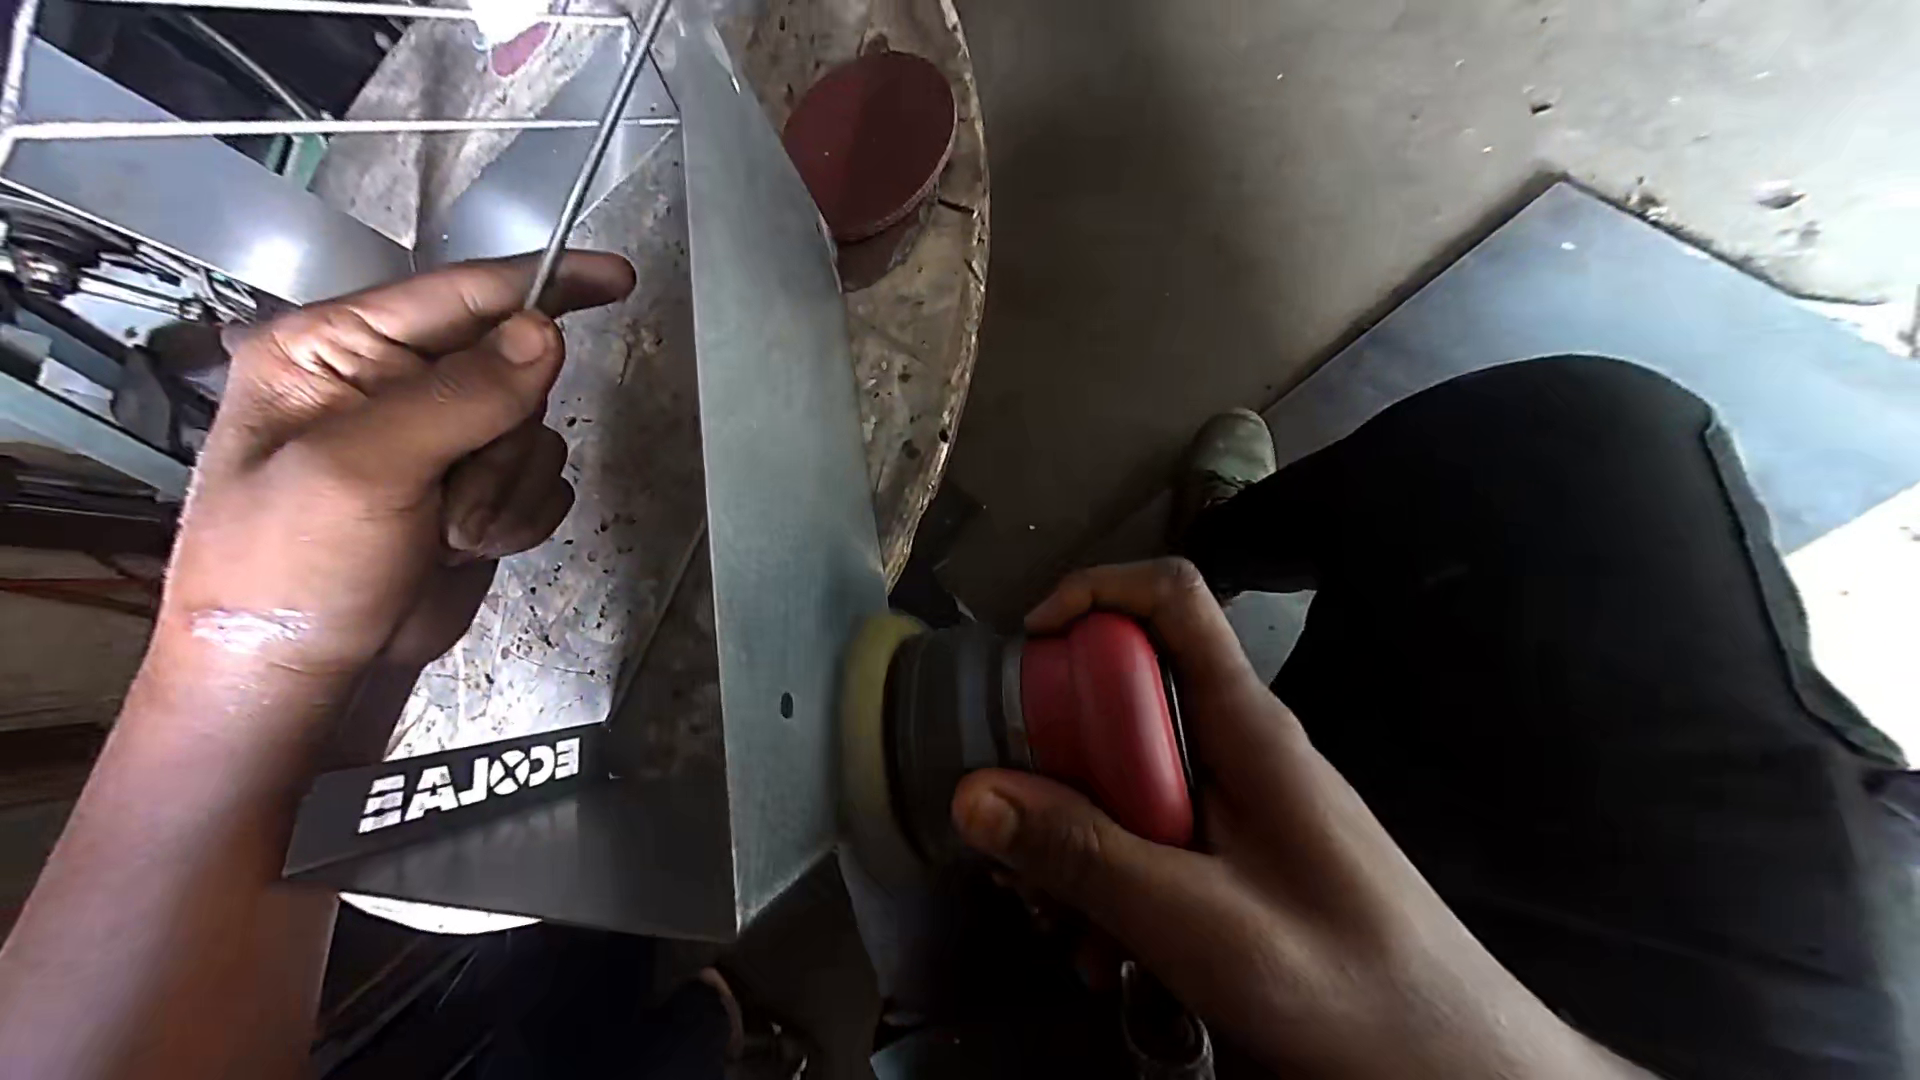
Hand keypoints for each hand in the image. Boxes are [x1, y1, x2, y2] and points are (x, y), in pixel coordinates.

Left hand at [161, 253, 634, 683]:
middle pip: (518, 377)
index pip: (464, 296)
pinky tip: (469, 544)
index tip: (619, 277)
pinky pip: (549, 481)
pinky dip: (522, 517)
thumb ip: (463, 394)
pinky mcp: (486, 487)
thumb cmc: (300, 563)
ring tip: (446, 533)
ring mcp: (448, 440)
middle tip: (452, 497)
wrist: (313, 665)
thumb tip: (547, 330)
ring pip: (541, 436)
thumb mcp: (368, 468)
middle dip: (501, 444)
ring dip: (507, 493)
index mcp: (341, 351)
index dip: (546, 283)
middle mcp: (400, 386)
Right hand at [951, 560, 1648, 1078]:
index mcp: (1242, 720)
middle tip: (1016, 831)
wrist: (1463, 1075)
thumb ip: (1085, 857)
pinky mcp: (1225, 838)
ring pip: (1119, 762)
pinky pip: (1141, 818)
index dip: (1094, 592)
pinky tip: (1103, 947)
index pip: (1171, 595)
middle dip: (1054, 750)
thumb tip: (974, 795)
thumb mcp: (1201, 927)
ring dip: (1071, 828)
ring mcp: (1228, 789)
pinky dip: (1103, 866)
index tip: (1031, 643)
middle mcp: (1229, 736)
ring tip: (1060, 922)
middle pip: (1121, 688)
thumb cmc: (1356, 993)